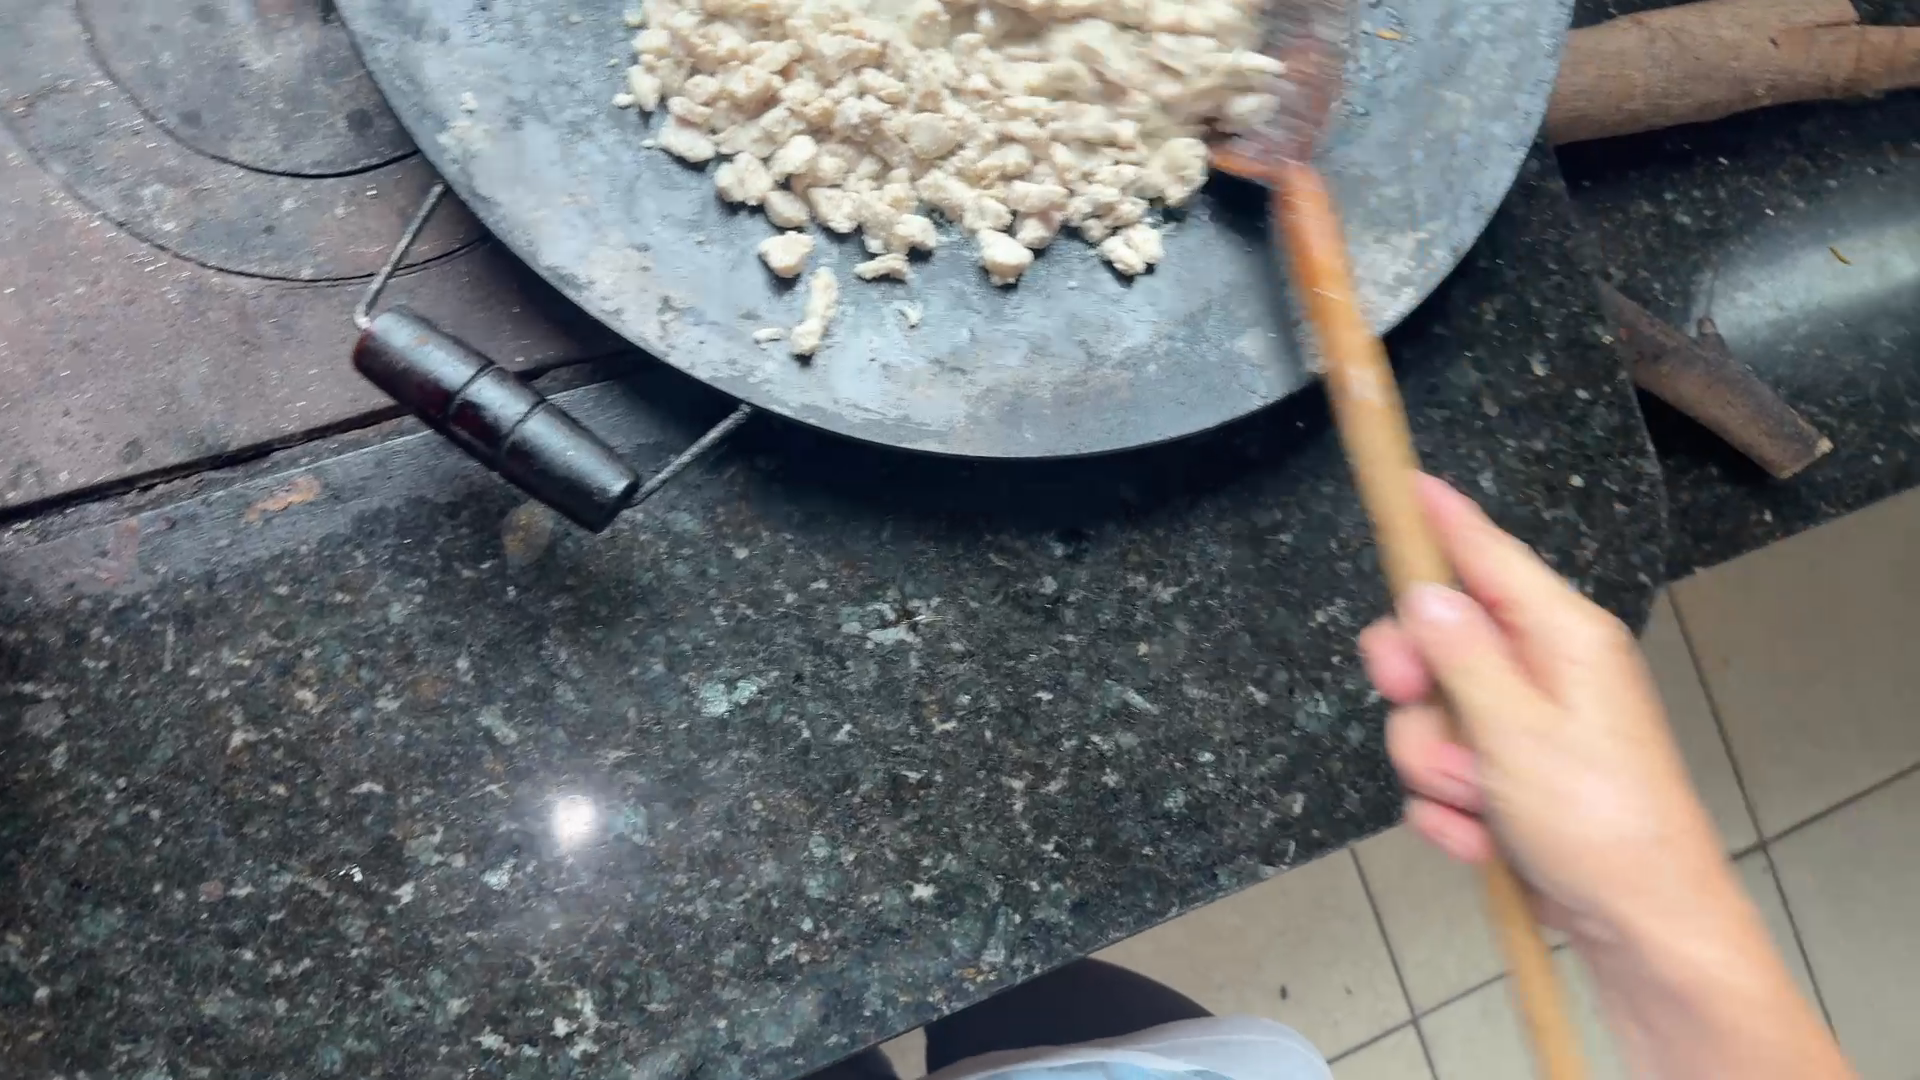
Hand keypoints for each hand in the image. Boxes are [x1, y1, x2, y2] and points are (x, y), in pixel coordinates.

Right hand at [1357, 475, 1728, 948]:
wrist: (1632, 926)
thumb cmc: (1596, 820)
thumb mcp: (1521, 733)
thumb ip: (1464, 657)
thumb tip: (1421, 594)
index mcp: (1557, 639)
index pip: (1487, 555)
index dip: (1441, 518)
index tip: (1404, 481)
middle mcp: (1530, 667)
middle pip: (1429, 633)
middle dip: (1411, 678)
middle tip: (1410, 698)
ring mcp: (1507, 718)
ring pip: (1420, 709)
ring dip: (1431, 762)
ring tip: (1474, 801)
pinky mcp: (1489, 764)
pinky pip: (1431, 761)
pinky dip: (1442, 802)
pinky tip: (1477, 831)